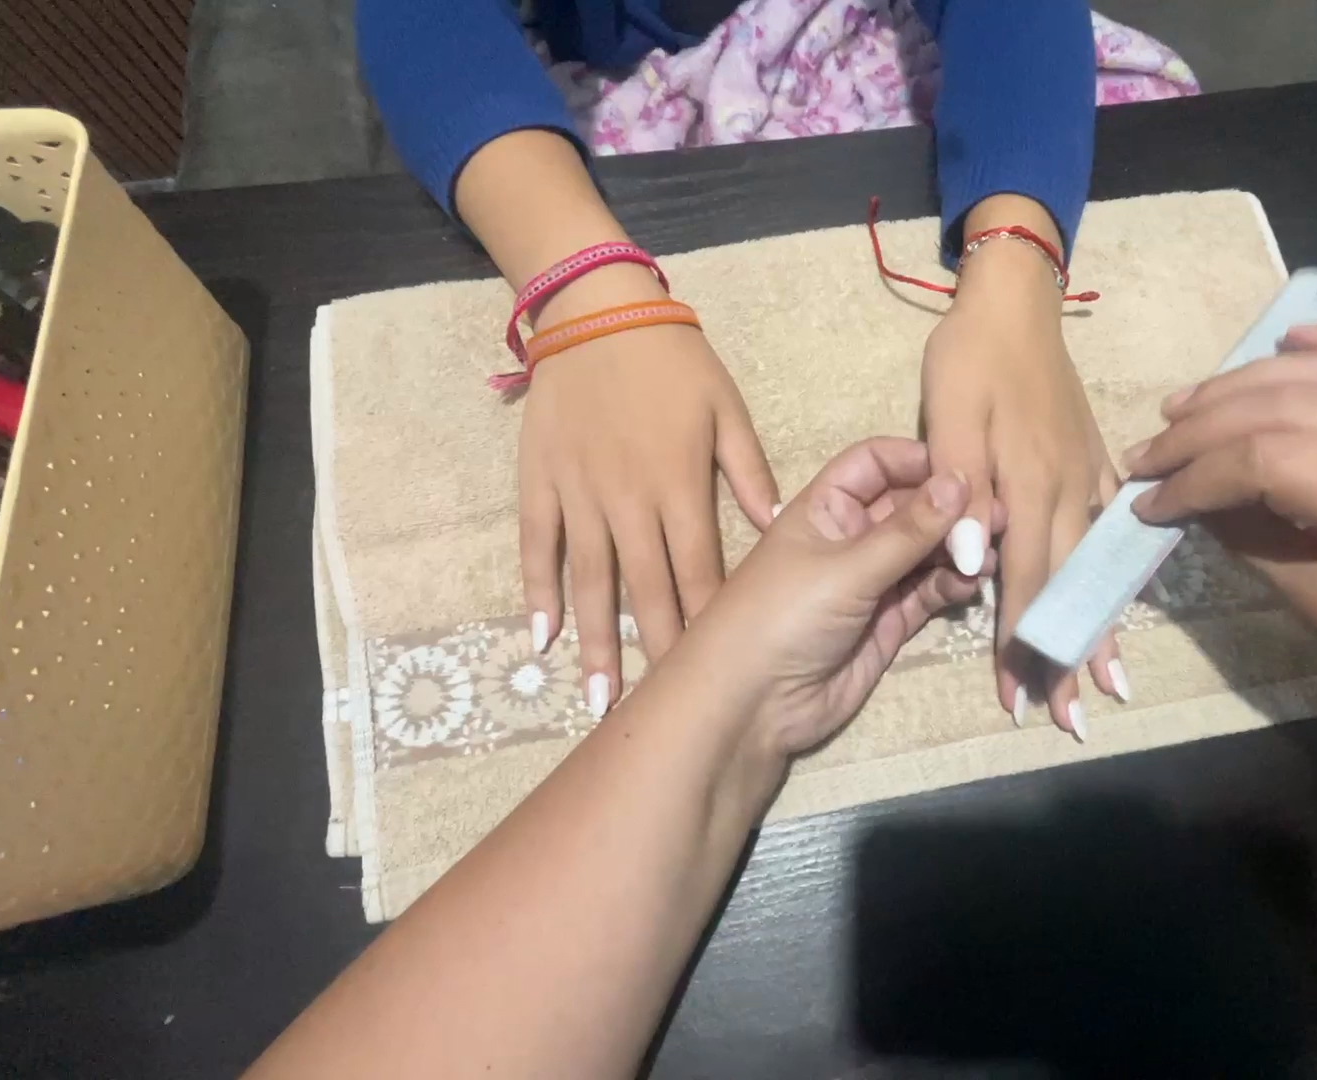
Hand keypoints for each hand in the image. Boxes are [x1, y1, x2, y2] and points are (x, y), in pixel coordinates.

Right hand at [520, 322, 776, 716]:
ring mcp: (578, 497)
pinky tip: (542, 637)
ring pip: (591, 581)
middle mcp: (629, 503)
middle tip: (659, 712)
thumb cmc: (674, 362)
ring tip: (599, 697)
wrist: (596, 311)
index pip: (701, 570)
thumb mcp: (727, 409)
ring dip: (596, 642)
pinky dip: (538, 592)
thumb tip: (779, 524)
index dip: (710, 623)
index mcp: (680, 487)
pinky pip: (538, 546)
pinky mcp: (539, 484)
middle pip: (647, 590)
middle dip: (656, 652)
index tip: (719, 673)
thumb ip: (750, 472)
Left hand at [673, 437, 986, 758]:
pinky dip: (951, 585)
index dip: (917, 460)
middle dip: (949, 509)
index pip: (876, 463)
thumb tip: (961, 479)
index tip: (965, 466)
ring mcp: (871, 580)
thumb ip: (908, 530)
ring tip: (990, 550)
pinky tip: (972, 583)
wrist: (753, 704)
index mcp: (827, 506)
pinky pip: (927, 592)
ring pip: (924, 551)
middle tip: (996, 515)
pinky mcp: (888, 621)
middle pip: (908, 506)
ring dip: (956, 549)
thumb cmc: (785, 615)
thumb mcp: (846, 567)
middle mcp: (851, 536)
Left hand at [922, 199, 1125, 739]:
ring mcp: (1088, 477)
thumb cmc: (967, 361)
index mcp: (1025, 484)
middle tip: (1076, 714)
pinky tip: (1125, 596)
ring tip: (1112, 676)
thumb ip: (959, 490)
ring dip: (1101, 622)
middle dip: (1068, 652)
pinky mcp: (1096, 463)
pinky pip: (1111, 529)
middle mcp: (1066, 490)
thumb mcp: (948, 415)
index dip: (1022, 639)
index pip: (1022, 579)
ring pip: (1094, 566)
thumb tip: (977, 564)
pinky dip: (1118, 571)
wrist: (1013, 304)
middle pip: (1066, 586)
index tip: (1023, 695)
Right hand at [1123, 313, 1316, 706]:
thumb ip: (1243, 532)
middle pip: (1285, 404)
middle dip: (1200, 429)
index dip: (1196, 476)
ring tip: (1181, 408)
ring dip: (1239, 384)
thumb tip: (1180, 496)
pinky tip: (1293, 335)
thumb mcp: (1308, 596)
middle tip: (1145, 457)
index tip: (1146, 501)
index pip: (1269, 457)